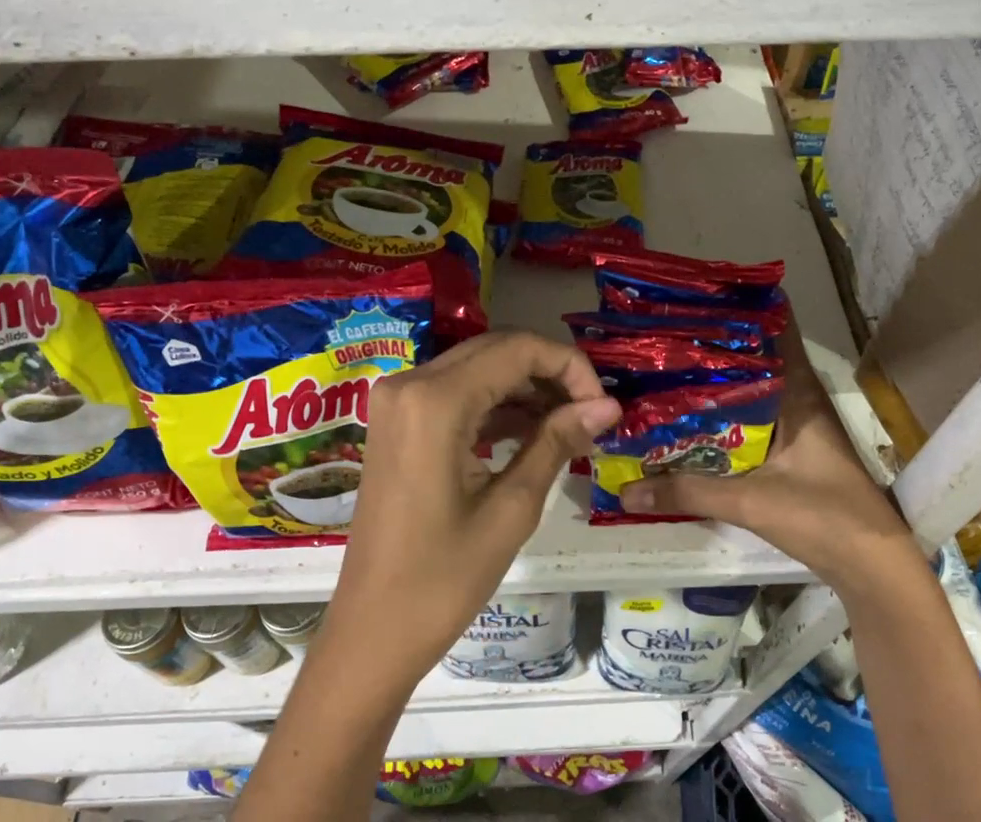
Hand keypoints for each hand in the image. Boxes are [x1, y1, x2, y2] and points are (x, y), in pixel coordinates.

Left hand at [318, 330, 623, 675]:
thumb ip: (556, 443)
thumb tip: (608, 406)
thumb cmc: (443, 580)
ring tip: (570, 428)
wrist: (373, 630)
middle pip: (495, 350)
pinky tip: (532, 433)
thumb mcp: (511, 509)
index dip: (570, 367)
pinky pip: (454, 393)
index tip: (604, 407)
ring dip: (524, 388)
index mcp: (435, 401)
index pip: (517, 349)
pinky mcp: (395, 423)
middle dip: (550, 373)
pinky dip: (494, 405)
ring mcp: (396, 402)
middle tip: (592, 416)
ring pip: (476, 368)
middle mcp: (409, 384)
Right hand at [618, 330, 911, 588]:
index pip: (775, 325)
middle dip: (711, 341)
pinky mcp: (791, 451)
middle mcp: (797, 398)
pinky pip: (749, 418)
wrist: (872, 565)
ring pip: (749, 387)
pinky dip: (721, 414)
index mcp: (797, 391)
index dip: (738, 304)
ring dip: (714, 379)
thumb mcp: (750, 502)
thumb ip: (687, 492)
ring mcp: (796, 425)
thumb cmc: (823, 516)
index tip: (694, 292)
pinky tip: (685, 421)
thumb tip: (625, 489)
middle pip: (753, 355)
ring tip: (662, 367)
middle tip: (659, 331)